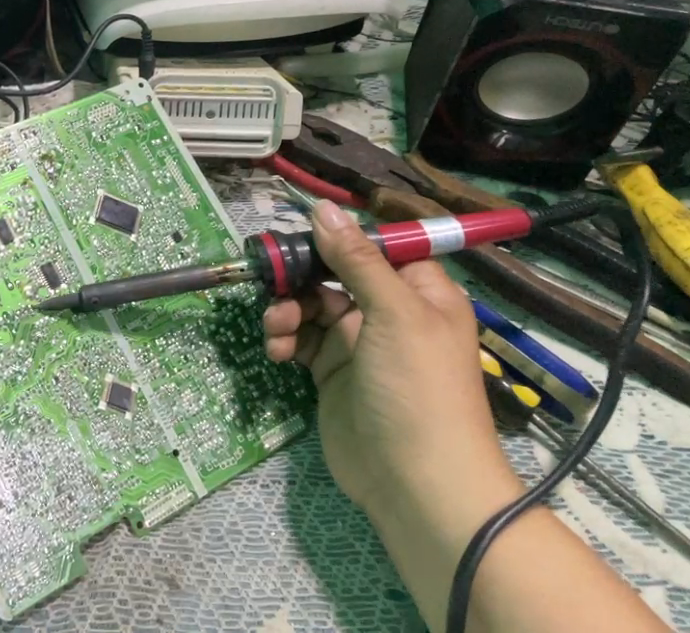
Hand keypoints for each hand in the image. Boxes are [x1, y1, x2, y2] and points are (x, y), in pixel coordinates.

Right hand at [263, 201, 516, 520]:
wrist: (415, 482)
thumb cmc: (417, 386)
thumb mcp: (392, 313)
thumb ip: (355, 260)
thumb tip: (322, 207)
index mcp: (419, 293)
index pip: (378, 247)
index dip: (341, 237)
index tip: (301, 233)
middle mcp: (389, 312)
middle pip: (335, 273)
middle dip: (300, 275)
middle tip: (270, 277)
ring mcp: (358, 343)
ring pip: (311, 305)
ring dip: (287, 310)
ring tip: (277, 328)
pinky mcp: (331, 372)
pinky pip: (300, 339)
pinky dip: (284, 340)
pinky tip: (277, 351)